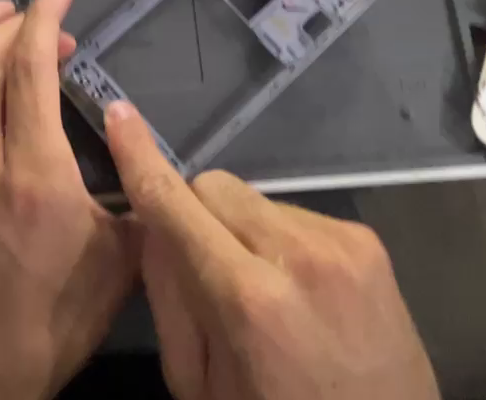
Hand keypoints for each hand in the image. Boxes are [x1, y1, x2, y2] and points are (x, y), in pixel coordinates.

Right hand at [105, 101, 437, 399]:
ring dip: (240, 229)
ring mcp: (339, 241)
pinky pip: (294, 213)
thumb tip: (155, 228)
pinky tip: (301, 291)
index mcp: (247, 300)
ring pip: (253, 198)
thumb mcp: (201, 387)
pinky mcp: (367, 241)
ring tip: (266, 290)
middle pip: (213, 186)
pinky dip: (280, 240)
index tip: (119, 113)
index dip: (140, 157)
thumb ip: (169, 300)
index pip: (174, 205)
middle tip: (205, 269)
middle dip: (194, 213)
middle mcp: (297, 254)